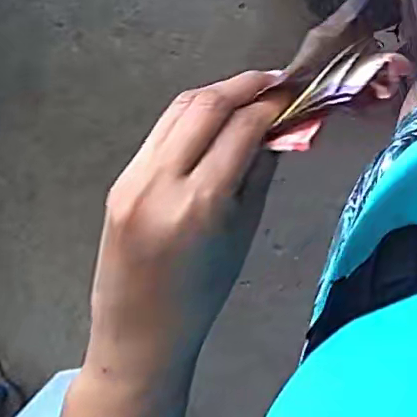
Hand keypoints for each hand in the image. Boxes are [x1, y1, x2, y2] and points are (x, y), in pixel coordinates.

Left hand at [84, 71, 283, 392]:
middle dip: (247, 84)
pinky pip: (164, 127)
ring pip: (182, 106)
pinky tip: (216, 112)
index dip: (273, 103)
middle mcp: (161, 182)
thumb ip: (262, 168)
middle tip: (276, 80)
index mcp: (199, 203)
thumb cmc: (203, 293)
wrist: (139, 335)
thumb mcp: (246, 228)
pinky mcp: (122, 177)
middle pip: (208, 104)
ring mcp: (134, 177)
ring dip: (220, 90)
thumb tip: (281, 125)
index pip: (243, 127)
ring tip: (250, 90)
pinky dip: (194, 110)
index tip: (294, 94)